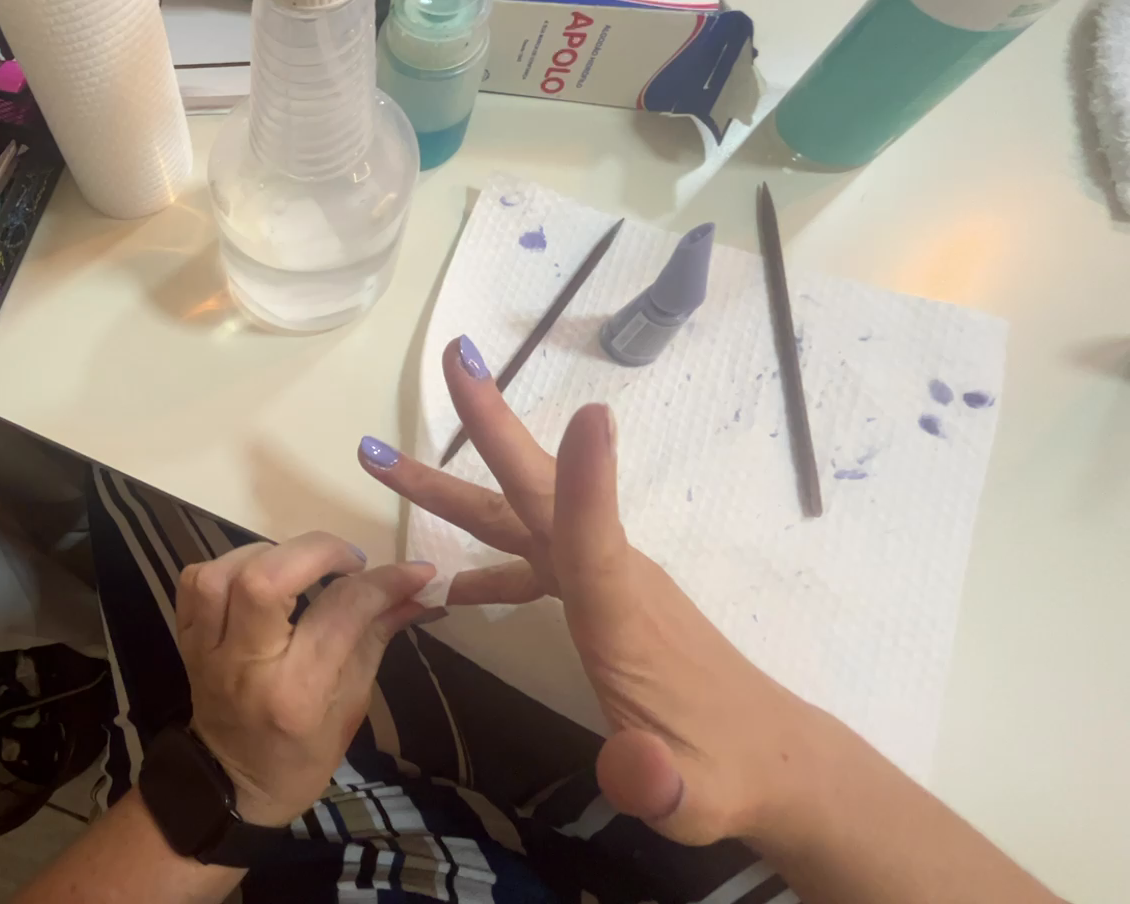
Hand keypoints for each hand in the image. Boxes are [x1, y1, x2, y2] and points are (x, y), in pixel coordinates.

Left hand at [173, 533, 435, 826]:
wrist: (229, 782)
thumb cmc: (302, 753)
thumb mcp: (352, 705)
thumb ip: (376, 635)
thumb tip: (416, 589)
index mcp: (296, 692)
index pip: (340, 613)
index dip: (382, 582)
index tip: (413, 572)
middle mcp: (246, 664)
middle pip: (265, 580)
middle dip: (316, 551)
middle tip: (347, 560)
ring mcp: (206, 648)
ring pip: (223, 573)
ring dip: (268, 554)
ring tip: (299, 566)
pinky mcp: (185, 636)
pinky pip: (195, 579)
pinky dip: (227, 563)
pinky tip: (255, 574)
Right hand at [357, 336, 834, 845]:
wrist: (771, 761)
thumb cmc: (722, 770)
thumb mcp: (694, 794)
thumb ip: (659, 782)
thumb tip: (635, 776)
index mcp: (619, 606)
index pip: (595, 535)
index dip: (588, 477)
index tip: (588, 411)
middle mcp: (606, 570)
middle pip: (536, 486)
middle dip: (489, 423)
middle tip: (454, 359)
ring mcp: (597, 574)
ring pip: (514, 510)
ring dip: (449, 480)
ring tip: (383, 458)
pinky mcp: (592, 589)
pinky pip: (523, 555)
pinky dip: (480, 558)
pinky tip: (450, 586)